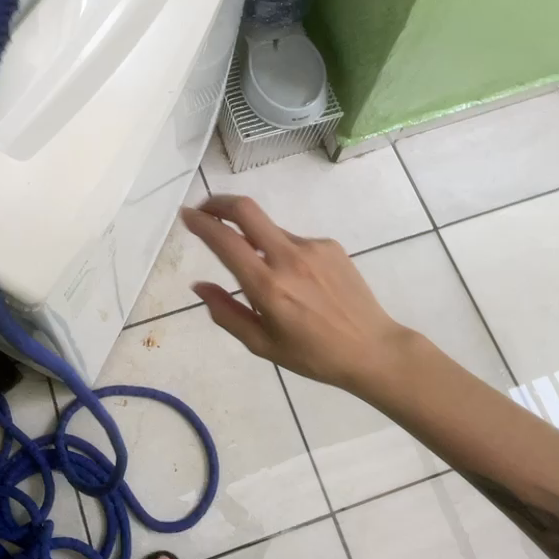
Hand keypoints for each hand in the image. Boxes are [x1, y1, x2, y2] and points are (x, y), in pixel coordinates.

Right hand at [181, 196, 415, 394]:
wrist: (373, 349)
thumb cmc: (313, 355)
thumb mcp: (261, 344)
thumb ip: (225, 313)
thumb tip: (199, 285)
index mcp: (268, 286)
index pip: (225, 241)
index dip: (200, 223)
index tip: (185, 216)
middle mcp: (288, 257)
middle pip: (246, 209)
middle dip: (218, 203)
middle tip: (204, 210)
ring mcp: (312, 247)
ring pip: (270, 230)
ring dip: (254, 240)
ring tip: (266, 278)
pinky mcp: (330, 245)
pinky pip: (294, 242)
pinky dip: (282, 254)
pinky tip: (299, 283)